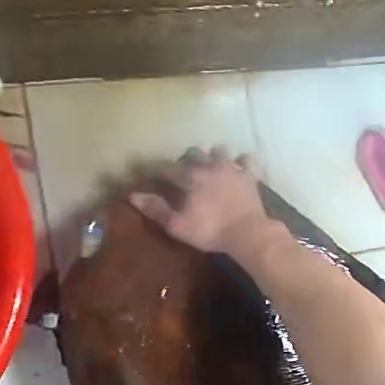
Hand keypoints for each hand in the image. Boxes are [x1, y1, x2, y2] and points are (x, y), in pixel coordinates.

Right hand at [129, 146, 275, 253]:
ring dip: (213, 156)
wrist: (247, 233)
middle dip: (186, 160)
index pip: (167, 168)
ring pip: (219, 150)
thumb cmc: (210, 231)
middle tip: (185, 174)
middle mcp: (210, 166)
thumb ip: (156, 209)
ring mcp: (233, 168)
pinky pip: (247, 160)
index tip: (154, 178)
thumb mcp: (178, 225)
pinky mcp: (250, 176)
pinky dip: (242, 162)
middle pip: (194, 152)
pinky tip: (239, 168)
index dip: (158, 172)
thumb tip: (133, 196)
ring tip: (211, 168)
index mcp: (190, 176)